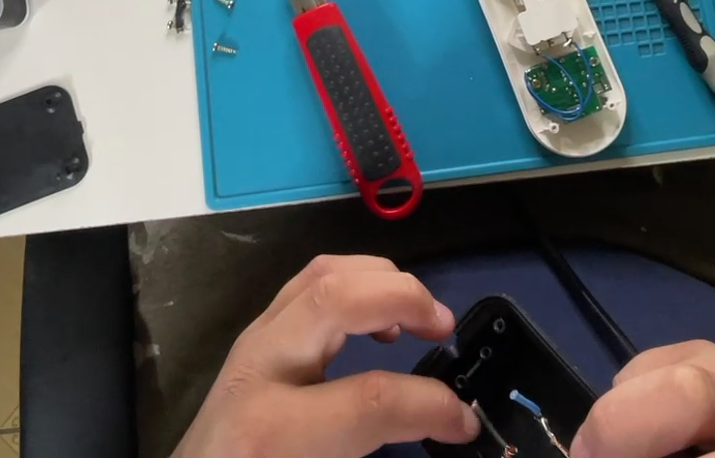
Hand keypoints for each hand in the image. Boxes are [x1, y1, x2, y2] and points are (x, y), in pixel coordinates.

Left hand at [171, 255, 480, 457]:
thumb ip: (373, 446)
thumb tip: (446, 426)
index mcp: (271, 431)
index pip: (367, 399)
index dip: (428, 404)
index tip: (463, 418)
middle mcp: (257, 370)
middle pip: (333, 298)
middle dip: (400, 297)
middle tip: (444, 326)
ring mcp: (251, 344)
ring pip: (317, 274)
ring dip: (378, 279)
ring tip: (419, 312)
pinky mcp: (254, 337)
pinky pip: (307, 284)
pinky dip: (353, 284)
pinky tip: (377, 319)